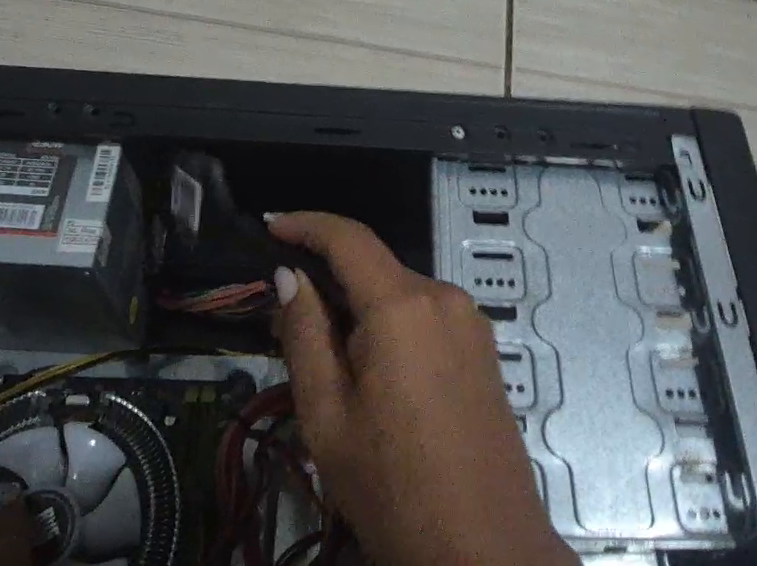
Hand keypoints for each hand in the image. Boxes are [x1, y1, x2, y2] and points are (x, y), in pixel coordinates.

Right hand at [269, 212, 574, 565]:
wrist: (486, 548)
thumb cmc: (394, 486)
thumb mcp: (328, 416)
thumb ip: (305, 334)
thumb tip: (292, 276)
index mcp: (403, 306)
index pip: (349, 238)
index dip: (306, 224)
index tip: (271, 225)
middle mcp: (444, 298)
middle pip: (374, 268)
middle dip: (328, 282)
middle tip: (283, 321)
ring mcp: (470, 323)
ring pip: (399, 294)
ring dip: (358, 309)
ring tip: (323, 359)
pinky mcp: (483, 349)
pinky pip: (425, 316)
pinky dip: (389, 325)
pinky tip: (370, 370)